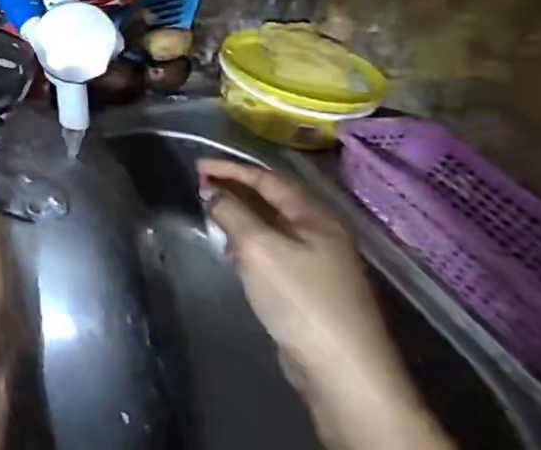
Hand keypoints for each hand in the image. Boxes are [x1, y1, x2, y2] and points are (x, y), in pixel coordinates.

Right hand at [198, 158, 450, 449]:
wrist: (344, 375)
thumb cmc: (301, 299)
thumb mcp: (258, 248)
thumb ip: (231, 212)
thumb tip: (211, 191)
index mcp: (315, 216)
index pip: (267, 178)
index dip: (230, 169)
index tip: (196, 166)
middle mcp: (320, 233)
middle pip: (271, 200)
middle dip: (234, 190)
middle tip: (198, 187)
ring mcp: (318, 263)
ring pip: (271, 226)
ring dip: (240, 216)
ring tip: (209, 214)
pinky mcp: (310, 289)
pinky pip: (273, 251)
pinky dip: (249, 242)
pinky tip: (231, 251)